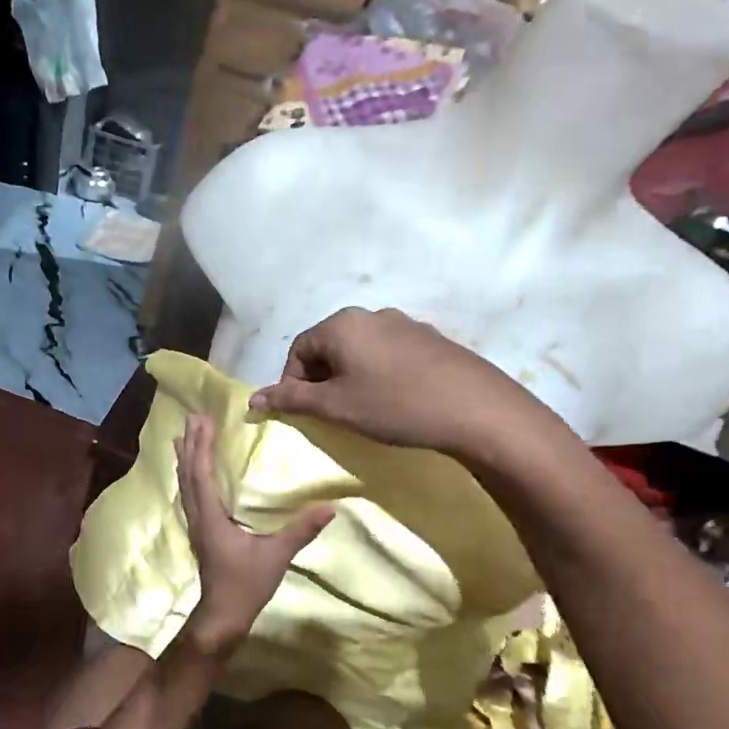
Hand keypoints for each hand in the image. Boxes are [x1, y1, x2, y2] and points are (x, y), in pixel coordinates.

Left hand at [174, 413, 332, 653]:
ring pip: (186, 485)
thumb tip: (330, 507)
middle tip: (191, 417)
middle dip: (190, 445)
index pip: (202, 475)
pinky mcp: (201, 532)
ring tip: (182, 436)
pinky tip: (193, 473)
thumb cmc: (246, 584)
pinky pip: (190, 495)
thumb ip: (301, 531)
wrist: (223, 615)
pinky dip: (190, 476)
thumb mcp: (277, 556)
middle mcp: (198, 517)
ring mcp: (197, 525)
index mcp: (211, 518)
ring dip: (186, 459)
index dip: (202, 447)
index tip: (204, 422)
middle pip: (189, 475)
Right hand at [247, 307, 547, 455]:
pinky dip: (377, 373)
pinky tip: (393, 399)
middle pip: (328, 346)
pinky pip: (387, 353)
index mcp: (342, 324)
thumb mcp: (336, 406)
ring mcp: (404, 324)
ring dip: (348, 377)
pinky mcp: (429, 339)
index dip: (291, 382)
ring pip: (359, 350)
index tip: (301, 413)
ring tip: (361, 408)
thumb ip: (292, 400)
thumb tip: (253, 399)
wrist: (474, 407)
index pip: (298, 349)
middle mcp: (370, 314)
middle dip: (320, 379)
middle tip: (329, 413)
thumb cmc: (394, 405)